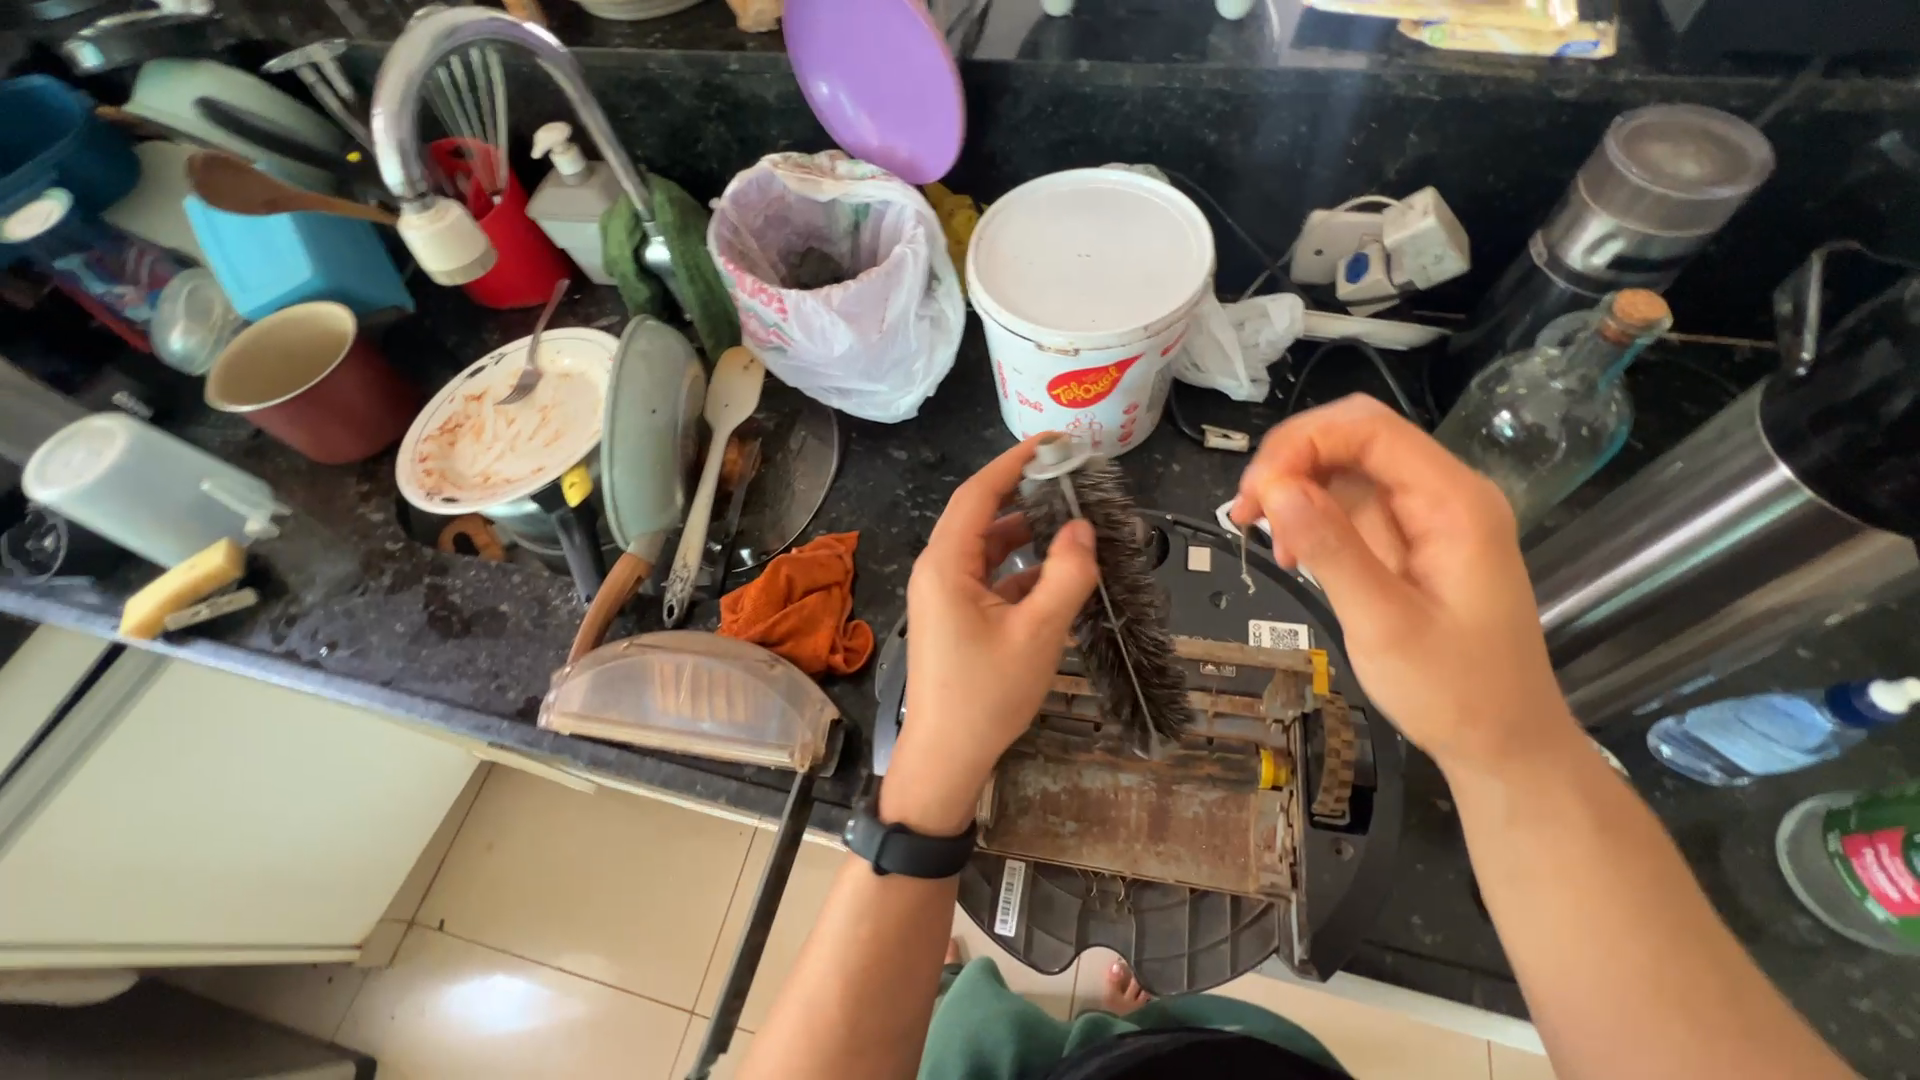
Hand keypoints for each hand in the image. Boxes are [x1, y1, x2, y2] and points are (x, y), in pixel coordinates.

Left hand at [885, 439, 1099, 834]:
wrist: (947, 756)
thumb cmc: (987, 695)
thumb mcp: (1038, 634)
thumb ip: (1065, 576)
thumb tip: (1083, 529)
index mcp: (945, 565)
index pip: (977, 494)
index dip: (1013, 463)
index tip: (1052, 442)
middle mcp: (937, 571)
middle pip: (980, 516)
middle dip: (1023, 494)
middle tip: (1070, 478)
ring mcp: (943, 595)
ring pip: (986, 549)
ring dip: (1025, 535)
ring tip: (1072, 521)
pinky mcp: (954, 617)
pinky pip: (987, 578)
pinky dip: (1019, 569)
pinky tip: (1056, 573)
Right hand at [1231, 396, 1580, 773]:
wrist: (1504, 741)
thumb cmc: (1454, 692)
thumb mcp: (1384, 625)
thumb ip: (1333, 550)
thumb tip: (1276, 489)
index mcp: (1454, 503)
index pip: (1369, 430)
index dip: (1301, 444)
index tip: (1255, 494)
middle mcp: (1442, 494)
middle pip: (1355, 437)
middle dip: (1291, 461)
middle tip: (1247, 510)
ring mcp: (1425, 516)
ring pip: (1346, 467)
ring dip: (1294, 488)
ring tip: (1257, 533)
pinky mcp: (1407, 540)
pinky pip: (1349, 504)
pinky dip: (1309, 516)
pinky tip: (1289, 552)